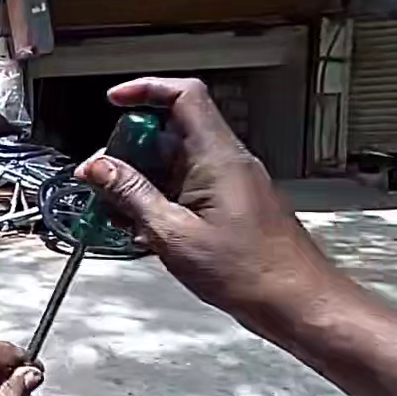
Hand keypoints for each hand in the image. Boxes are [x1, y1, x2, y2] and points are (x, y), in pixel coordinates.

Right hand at [77, 78, 351, 330]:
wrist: (299, 306)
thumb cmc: (251, 273)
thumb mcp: (172, 232)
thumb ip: (131, 194)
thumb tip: (97, 167)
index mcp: (216, 157)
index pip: (183, 96)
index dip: (145, 89)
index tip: (113, 101)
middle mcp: (222, 161)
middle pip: (165, 130)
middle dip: (126, 149)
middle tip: (102, 177)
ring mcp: (223, 182)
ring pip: (167, 160)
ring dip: (135, 179)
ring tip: (114, 209)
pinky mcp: (221, 203)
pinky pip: (178, 184)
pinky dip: (152, 198)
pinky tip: (137, 225)